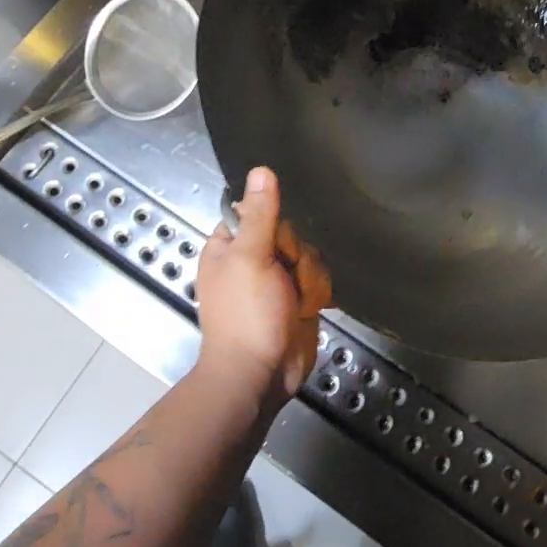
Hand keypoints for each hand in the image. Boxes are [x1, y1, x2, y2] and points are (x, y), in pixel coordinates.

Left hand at [197, 167, 333, 402]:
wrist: (259, 377)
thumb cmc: (246, 316)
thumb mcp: (251, 258)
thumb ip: (261, 214)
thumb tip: (260, 169)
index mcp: (228, 247)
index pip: (258, 212)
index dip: (272, 223)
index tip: (274, 240)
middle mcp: (252, 261)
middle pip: (291, 233)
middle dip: (296, 255)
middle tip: (285, 276)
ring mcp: (276, 283)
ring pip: (309, 256)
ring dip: (309, 279)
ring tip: (296, 301)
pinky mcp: (297, 301)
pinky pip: (318, 280)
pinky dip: (317, 293)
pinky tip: (310, 308)